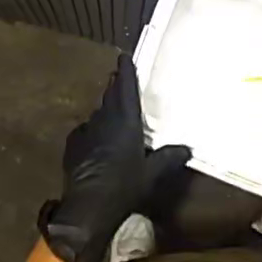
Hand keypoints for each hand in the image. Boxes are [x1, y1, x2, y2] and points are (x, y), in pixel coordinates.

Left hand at [39, 54, 190, 261]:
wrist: (89, 205)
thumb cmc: (125, 186)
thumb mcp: (152, 174)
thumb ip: (169, 158)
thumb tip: (187, 149)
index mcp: (126, 122)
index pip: (126, 89)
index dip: (125, 72)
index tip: (123, 56)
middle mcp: (105, 120)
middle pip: (110, 96)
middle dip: (115, 85)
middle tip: (118, 76)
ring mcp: (86, 130)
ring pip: (98, 112)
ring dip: (105, 108)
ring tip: (112, 107)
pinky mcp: (74, 143)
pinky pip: (86, 130)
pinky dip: (94, 129)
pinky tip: (97, 137)